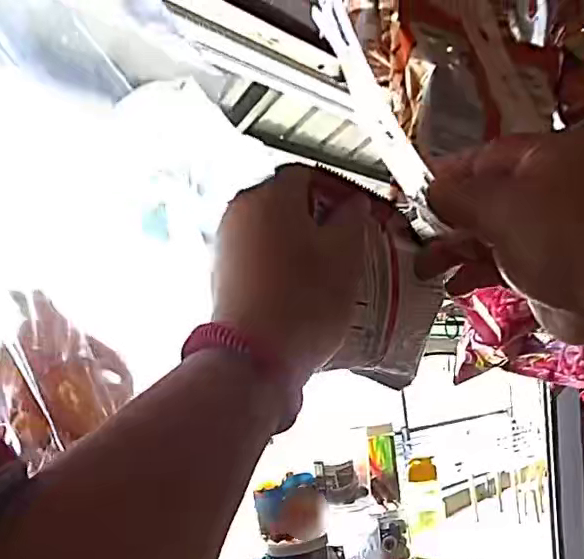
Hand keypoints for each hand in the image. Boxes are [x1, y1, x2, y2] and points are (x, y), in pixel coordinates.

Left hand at [212, 165, 370, 375]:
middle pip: (287, 205)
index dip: (339, 192)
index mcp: (272, 196)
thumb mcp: (346, 258)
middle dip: (319, 223)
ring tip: (329, 278)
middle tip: (348, 247)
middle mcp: (242, 212)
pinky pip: (262, 264)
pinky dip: (283, 272)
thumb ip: (353, 221)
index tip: (358, 214)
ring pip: (273, 236)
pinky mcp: (225, 280)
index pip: (309, 174)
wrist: (257, 358)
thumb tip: (354, 207)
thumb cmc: (303, 306)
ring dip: (301, 249)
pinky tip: (304, 297)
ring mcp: (229, 247)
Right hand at [424, 126, 583, 342]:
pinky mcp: (552, 272)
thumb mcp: (503, 209)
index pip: (486, 157)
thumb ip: (461, 198)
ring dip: (460, 251)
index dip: (448, 176)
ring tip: (427, 268)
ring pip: (496, 236)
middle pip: (489, 199)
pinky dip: (481, 274)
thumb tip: (431, 191)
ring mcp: (553, 233)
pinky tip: (456, 286)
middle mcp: (551, 189)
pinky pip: (507, 266)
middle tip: (416, 239)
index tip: (415, 195)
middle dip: (450, 220)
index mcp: (545, 156)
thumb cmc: (564, 239)